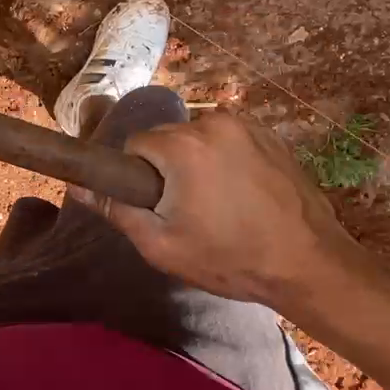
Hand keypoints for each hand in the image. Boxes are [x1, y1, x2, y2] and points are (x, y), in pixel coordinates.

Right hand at [74, 112, 367, 307]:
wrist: (314, 268)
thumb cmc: (231, 259)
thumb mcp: (162, 245)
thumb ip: (115, 210)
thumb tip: (76, 187)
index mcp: (179, 145)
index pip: (135, 145)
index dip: (141, 177)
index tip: (161, 205)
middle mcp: (209, 122)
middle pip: (167, 138)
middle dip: (170, 167)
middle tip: (192, 210)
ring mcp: (244, 124)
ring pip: (197, 137)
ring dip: (199, 161)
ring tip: (222, 203)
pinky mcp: (270, 133)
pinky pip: (228, 138)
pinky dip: (228, 158)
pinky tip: (244, 192)